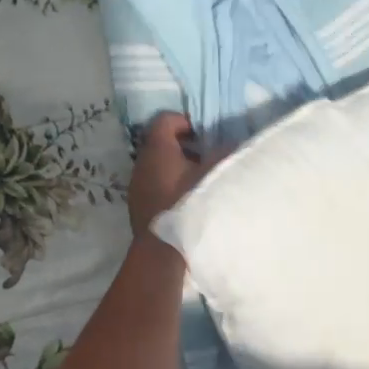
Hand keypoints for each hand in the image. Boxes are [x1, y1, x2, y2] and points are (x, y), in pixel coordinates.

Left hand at [128, 112, 213, 239]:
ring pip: (156, 165)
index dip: (185, 121)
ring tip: (198, 182)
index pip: (165, 120)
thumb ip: (224, 155)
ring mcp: (136, 184)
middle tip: (205, 158)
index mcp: (157, 149)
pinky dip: (168, 185)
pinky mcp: (136, 205)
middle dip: (183, 146)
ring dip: (175, 168)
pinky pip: (153, 184)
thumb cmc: (188, 204)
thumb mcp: (213, 175)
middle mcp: (141, 162)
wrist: (163, 249)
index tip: (203, 135)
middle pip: (160, 142)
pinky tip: (185, 201)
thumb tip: (232, 145)